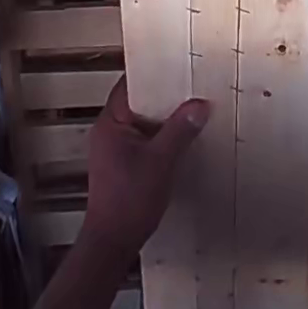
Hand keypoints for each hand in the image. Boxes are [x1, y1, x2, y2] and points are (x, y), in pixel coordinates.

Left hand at [79, 77, 208, 258]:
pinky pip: (141, 138)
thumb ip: (179, 131)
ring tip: (188, 109)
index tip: (173, 66)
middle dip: (161, 96)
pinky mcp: (120, 163)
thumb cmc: (130, 200)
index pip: (128, 86)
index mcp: (110, 122)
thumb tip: (200, 104)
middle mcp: (107, 130)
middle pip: (135, 102)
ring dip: (161, 118)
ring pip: (140, 121)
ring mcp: (112, 147)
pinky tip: (179, 139)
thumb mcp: (161, 162)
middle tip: (188, 86)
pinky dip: (158, 135)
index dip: (149, 74)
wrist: (113, 242)